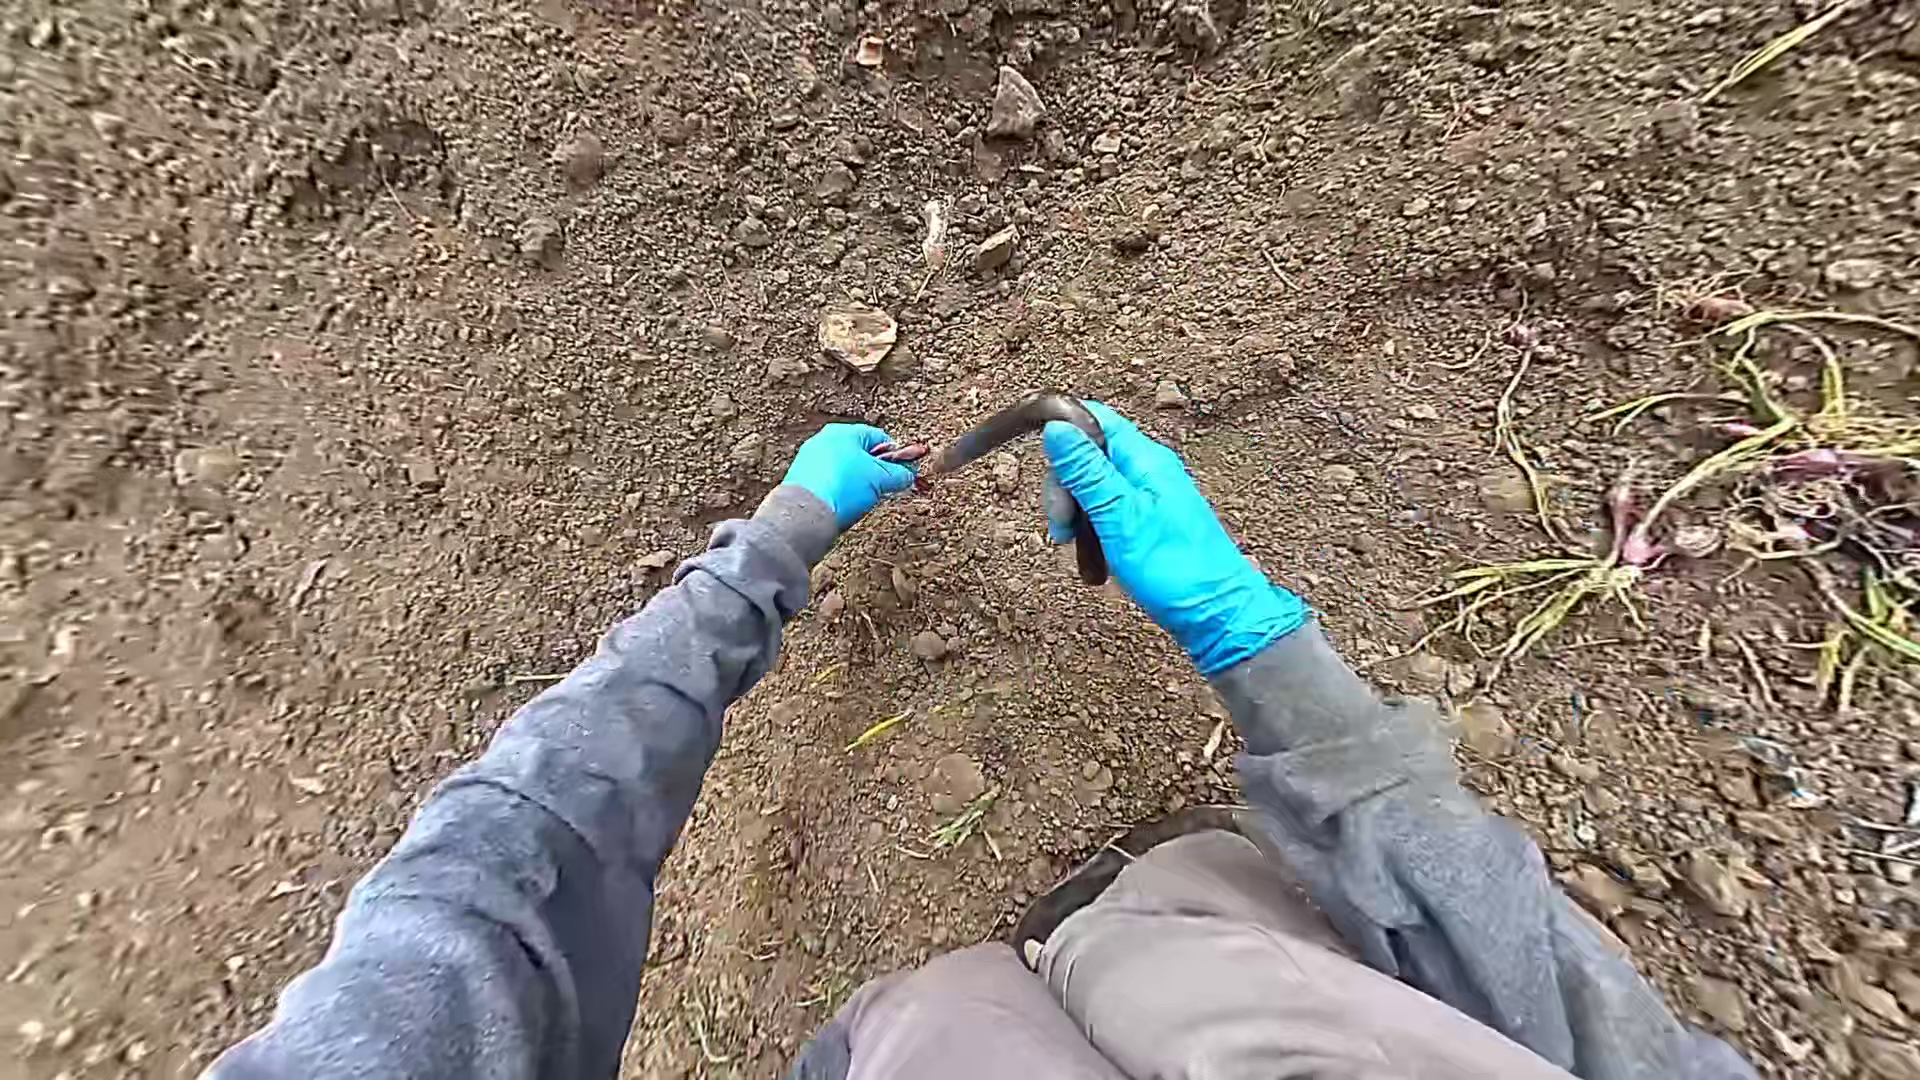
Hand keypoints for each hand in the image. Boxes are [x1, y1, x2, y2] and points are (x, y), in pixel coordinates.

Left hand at [782, 424, 918, 529]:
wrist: (806, 514)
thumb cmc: (843, 488)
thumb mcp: (881, 480)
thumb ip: (900, 474)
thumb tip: (908, 475)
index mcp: (843, 432)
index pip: (879, 438)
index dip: (895, 457)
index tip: (902, 473)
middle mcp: (823, 441)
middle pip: (861, 454)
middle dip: (875, 472)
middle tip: (883, 489)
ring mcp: (810, 460)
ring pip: (846, 470)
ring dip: (859, 484)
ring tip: (862, 500)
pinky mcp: (802, 480)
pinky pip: (830, 483)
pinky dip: (841, 492)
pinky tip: (845, 505)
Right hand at [1043, 401, 1308, 674]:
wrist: (1215, 614)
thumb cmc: (1173, 568)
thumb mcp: (1118, 516)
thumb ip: (1086, 471)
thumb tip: (1056, 428)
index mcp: (1143, 458)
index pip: (1094, 418)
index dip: (1063, 433)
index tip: (1048, 467)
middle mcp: (1145, 469)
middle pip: (1086, 454)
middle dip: (1063, 485)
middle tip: (1062, 524)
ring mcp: (1145, 495)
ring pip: (1090, 485)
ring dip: (1072, 511)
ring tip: (1072, 543)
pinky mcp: (1143, 520)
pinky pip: (1103, 510)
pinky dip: (1089, 528)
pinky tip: (1089, 552)